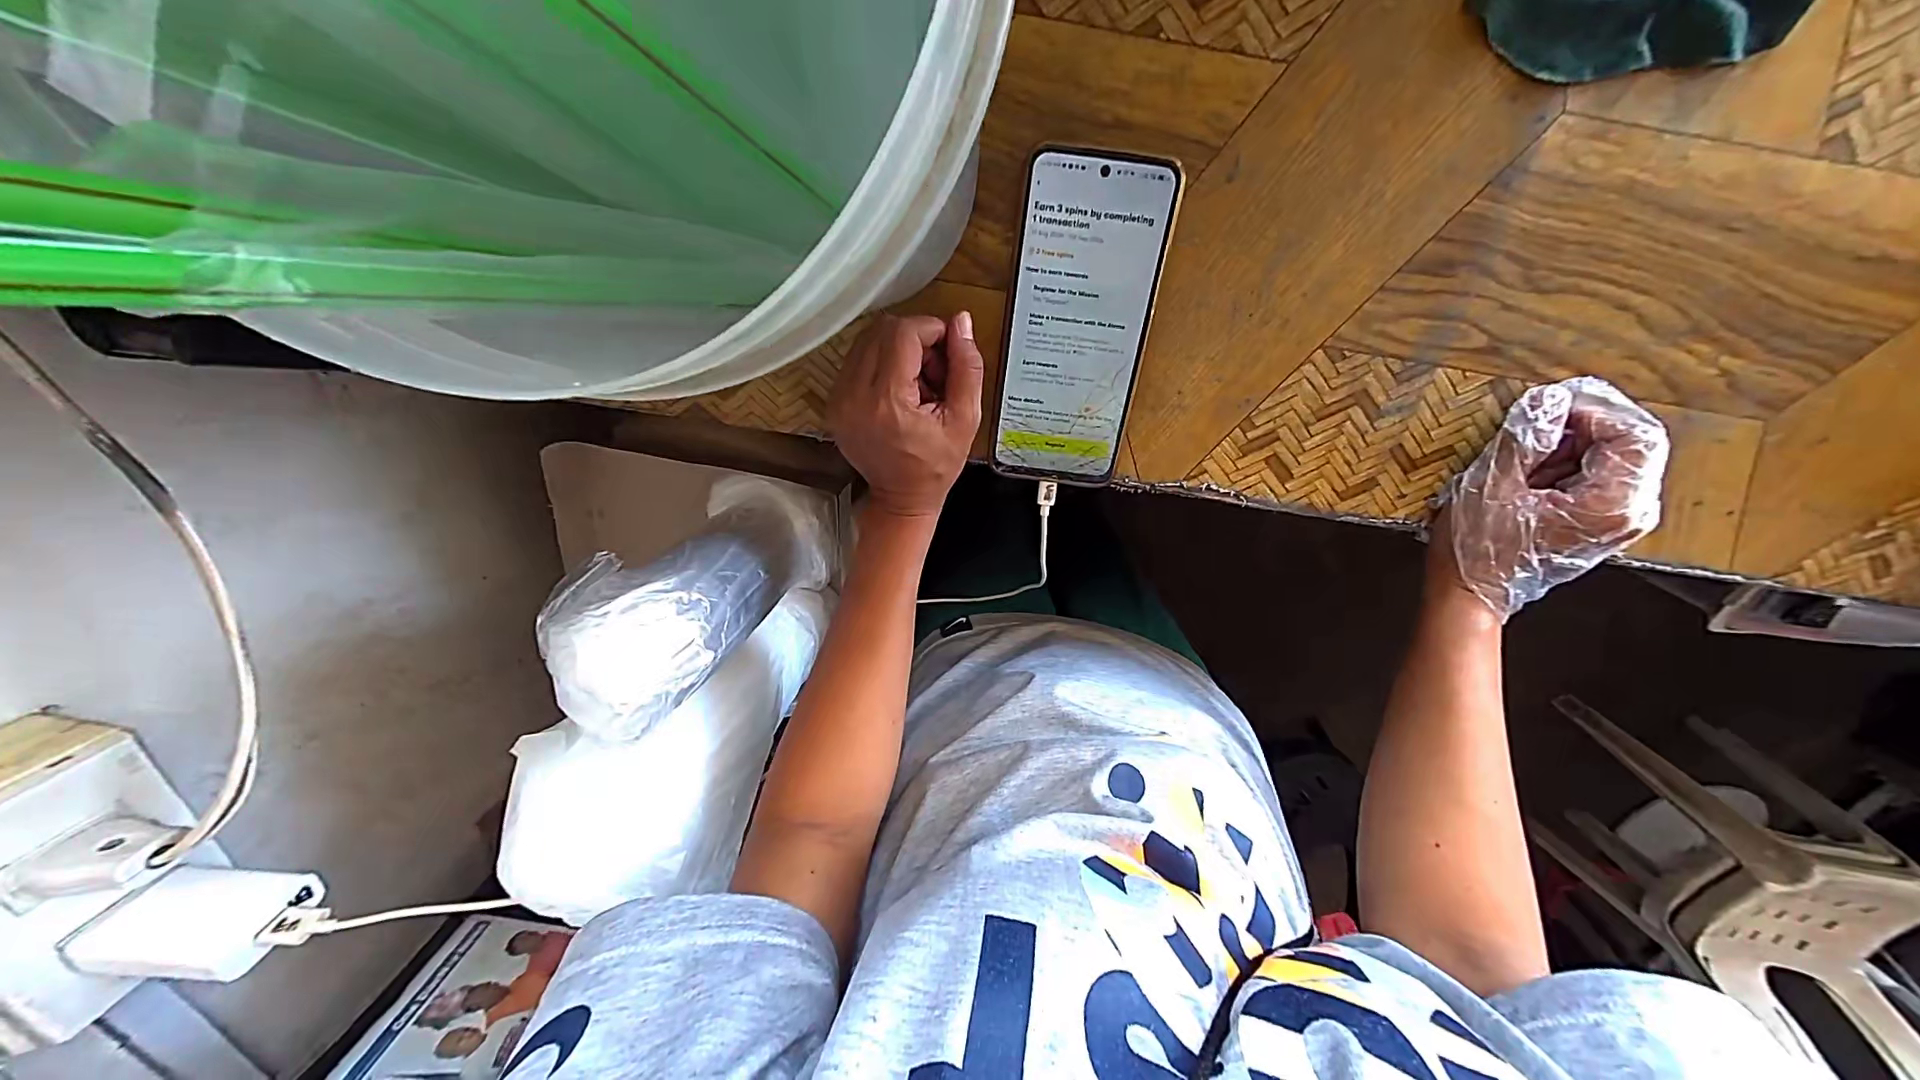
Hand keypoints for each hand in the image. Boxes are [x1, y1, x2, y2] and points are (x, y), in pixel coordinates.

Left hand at [828, 312, 983, 519]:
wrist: (901, 499)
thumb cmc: (935, 467)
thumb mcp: (965, 420)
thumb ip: (966, 368)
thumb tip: (961, 323)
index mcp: (888, 402)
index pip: (903, 333)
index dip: (932, 331)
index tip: (948, 352)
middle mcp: (855, 396)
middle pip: (883, 330)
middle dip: (916, 339)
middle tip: (934, 371)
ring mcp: (839, 399)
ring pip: (868, 340)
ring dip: (898, 349)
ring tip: (917, 382)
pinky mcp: (833, 402)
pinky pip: (857, 360)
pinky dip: (882, 363)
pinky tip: (900, 389)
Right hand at [1438, 376, 1669, 619]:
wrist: (1469, 594)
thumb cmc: (1476, 550)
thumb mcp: (1490, 486)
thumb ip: (1524, 439)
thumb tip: (1547, 399)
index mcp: (1612, 505)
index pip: (1635, 434)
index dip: (1594, 409)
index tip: (1549, 404)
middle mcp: (1629, 513)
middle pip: (1631, 444)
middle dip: (1582, 425)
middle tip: (1533, 421)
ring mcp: (1616, 520)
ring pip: (1613, 459)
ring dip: (1570, 444)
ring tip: (1522, 455)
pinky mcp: (1598, 522)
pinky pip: (1596, 478)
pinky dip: (1565, 464)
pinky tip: (1528, 474)